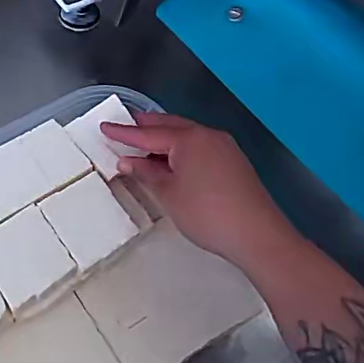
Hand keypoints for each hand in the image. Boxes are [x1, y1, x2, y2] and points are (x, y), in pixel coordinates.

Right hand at [100, 112, 304, 267]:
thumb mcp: (169, 194)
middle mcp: (207, 135)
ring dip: (164, 136)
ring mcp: (224, 147)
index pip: (147, 134)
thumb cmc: (207, 214)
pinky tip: (172, 158)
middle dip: (146, 126)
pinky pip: (199, 145)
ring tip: (144, 141)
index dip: (123, 132)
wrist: (259, 237)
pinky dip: (180, 147)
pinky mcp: (233, 161)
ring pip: (186, 134)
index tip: (104, 126)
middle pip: (169, 126)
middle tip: (124, 124)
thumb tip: (128, 161)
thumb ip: (146, 173)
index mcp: (188, 139)